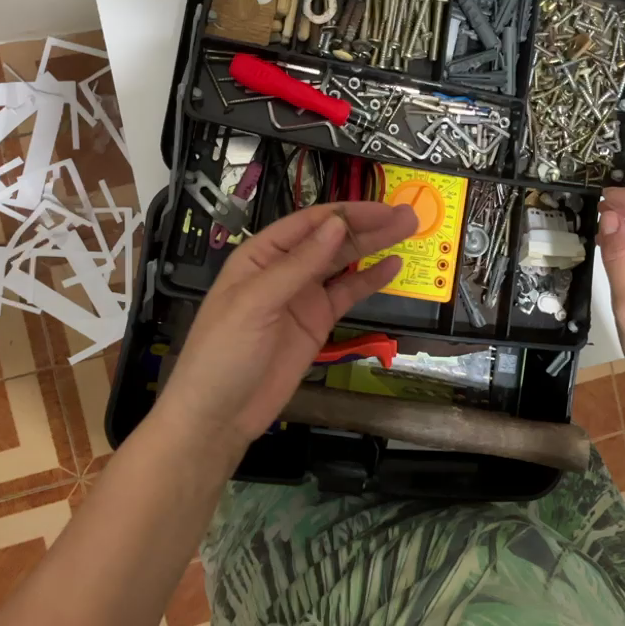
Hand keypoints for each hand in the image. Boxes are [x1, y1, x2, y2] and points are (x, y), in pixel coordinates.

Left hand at [151, 201, 417, 451]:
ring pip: (343, 263)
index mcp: (260, 256)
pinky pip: (346, 295)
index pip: (308, 224)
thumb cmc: (223, 354)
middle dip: (367, 226)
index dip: (346, 213)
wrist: (216, 416)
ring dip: (373, 246)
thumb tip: (336, 225)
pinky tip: (392, 266)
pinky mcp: (316, 323)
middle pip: (330, 239)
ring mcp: (302, 297)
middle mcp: (283, 270)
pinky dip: (369, 280)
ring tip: (407, 230)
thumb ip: (298, 264)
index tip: (381, 209)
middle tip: (407, 216)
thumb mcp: (256, 303)